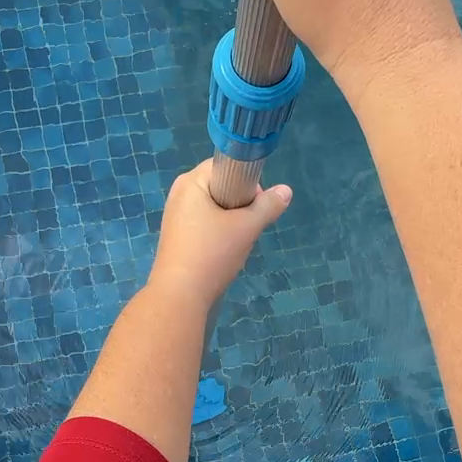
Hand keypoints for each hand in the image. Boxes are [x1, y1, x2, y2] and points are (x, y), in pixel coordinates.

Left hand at [147, 159, 291, 306]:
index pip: (225, 166)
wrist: (179, 296)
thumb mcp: (246, 228)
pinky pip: (204, 226)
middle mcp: (179, 194)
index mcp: (191, 182)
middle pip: (220, 188)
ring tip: (235, 244)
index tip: (256, 205)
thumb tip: (286, 191)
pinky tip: (222, 254)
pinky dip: (217, 236)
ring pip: (214, 210)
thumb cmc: (212, 253)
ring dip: (230, 223)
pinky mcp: (176, 238)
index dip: (246, 181)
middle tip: (248, 227)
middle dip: (239, 205)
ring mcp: (175, 217)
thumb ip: (268, 206)